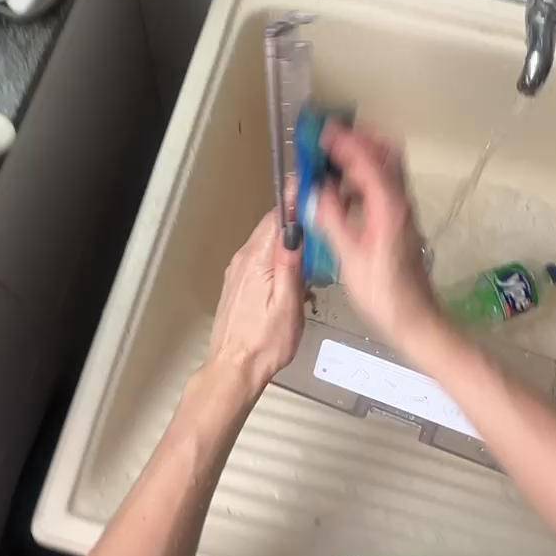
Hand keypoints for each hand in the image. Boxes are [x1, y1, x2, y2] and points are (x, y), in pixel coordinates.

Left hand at [205, 207, 304, 392]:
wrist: (234, 369)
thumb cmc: (264, 344)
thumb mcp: (287, 304)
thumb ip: (290, 264)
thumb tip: (295, 230)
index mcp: (256, 261)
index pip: (276, 217)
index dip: (294, 201)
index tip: (309, 186)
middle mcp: (243, 261)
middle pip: (272, 227)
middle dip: (296, 221)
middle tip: (321, 219)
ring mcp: (238, 272)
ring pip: (267, 243)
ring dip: (289, 242)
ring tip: (314, 249)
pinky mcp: (238, 283)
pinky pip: (261, 259)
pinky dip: (278, 258)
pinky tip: (295, 273)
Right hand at [309, 123, 442, 344]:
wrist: (415, 319)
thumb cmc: (384, 294)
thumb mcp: (350, 258)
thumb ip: (332, 220)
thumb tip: (314, 192)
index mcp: (388, 207)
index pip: (368, 161)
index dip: (345, 142)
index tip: (323, 130)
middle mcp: (400, 202)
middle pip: (386, 153)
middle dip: (360, 138)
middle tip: (331, 136)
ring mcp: (402, 210)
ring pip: (386, 167)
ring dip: (362, 154)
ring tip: (331, 156)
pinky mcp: (399, 221)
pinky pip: (382, 185)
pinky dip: (364, 175)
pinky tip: (341, 188)